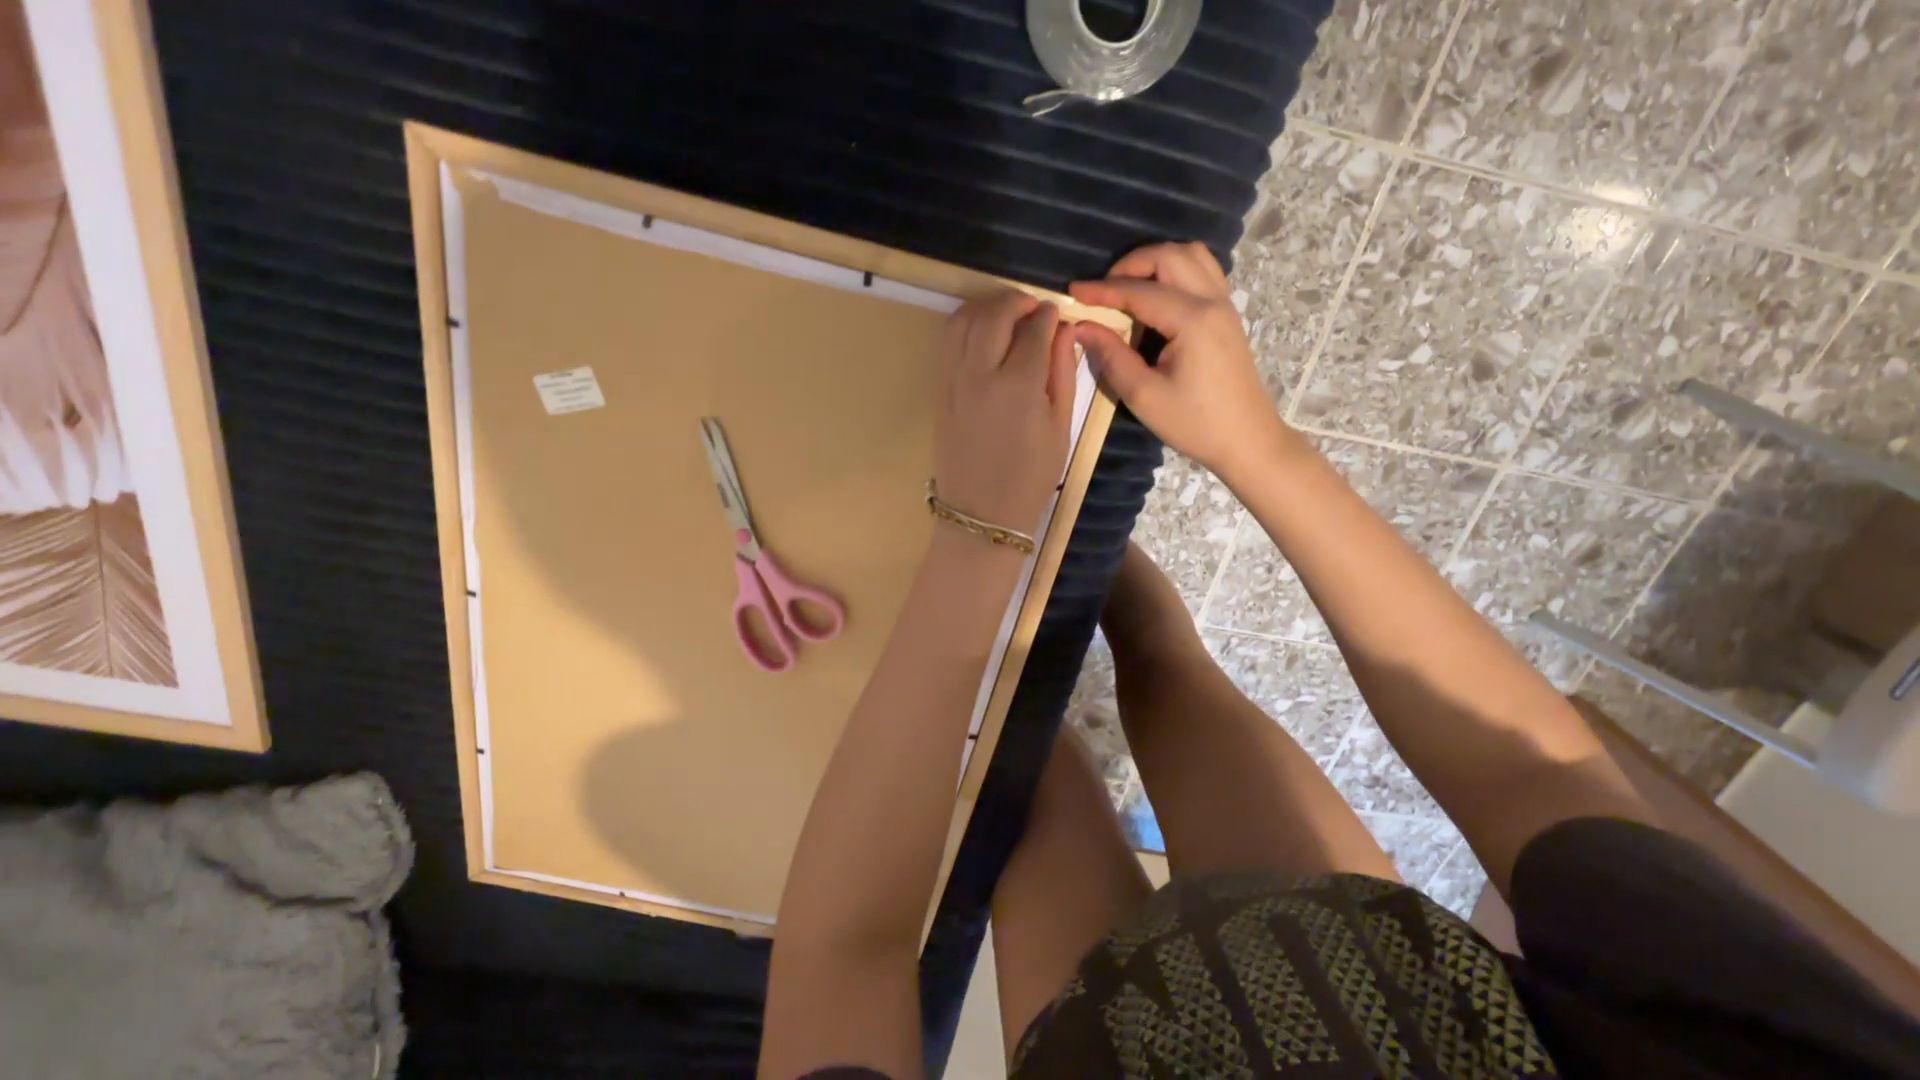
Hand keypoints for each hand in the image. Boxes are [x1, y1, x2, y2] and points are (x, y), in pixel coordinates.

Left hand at [933, 290, 1076, 537]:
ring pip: (963, 320)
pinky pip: (946, 341)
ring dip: (986, 306)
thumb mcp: (1060, 427)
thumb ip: (1062, 372)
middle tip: (1032, 306)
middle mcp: (980, 375)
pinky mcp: (937, 389)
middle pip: (995, 315)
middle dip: (1016, 300)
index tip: (1056, 313)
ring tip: (1006, 313)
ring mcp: (952, 380)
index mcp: (1019, 386)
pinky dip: (964, 324)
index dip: (1048, 315)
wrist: (982, 513)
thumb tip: (1063, 330)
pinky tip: (982, 330)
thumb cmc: (1031, 476)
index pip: (1034, 330)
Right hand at [1068, 243, 1298, 478]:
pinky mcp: (1227, 314)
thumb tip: (1083, 327)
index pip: (1139, 292)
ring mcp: (1225, 304)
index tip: (1073, 292)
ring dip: (1156, 261)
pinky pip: (1203, 272)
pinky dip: (1175, 271)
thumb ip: (1112, 356)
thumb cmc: (1195, 424)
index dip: (1102, 290)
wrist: (1248, 440)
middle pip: (1170, 256)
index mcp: (1192, 321)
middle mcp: (1212, 301)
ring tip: (1129, 286)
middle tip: (1103, 288)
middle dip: (1131, 265)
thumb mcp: (1144, 396)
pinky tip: (1156, 295)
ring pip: (1191, 255)